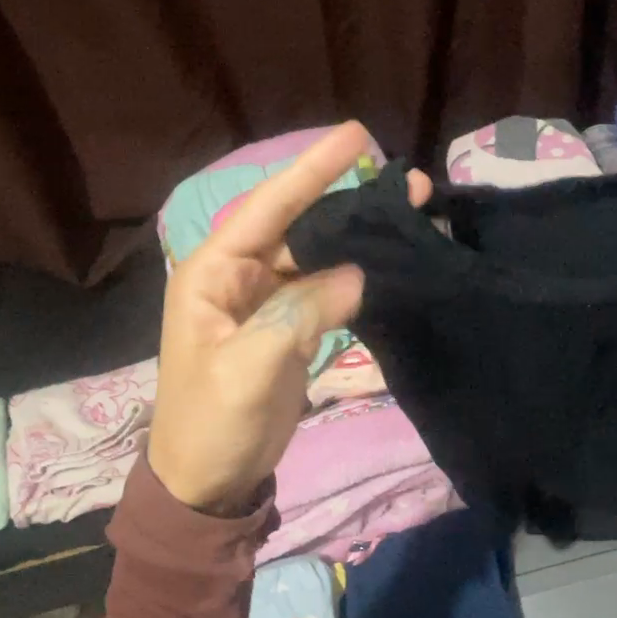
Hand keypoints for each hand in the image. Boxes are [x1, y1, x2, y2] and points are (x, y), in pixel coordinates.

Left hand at [147, 123, 432, 512]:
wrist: (208, 481)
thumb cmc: (213, 423)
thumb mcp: (248, 369)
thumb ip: (298, 314)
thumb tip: (355, 274)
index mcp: (212, 273)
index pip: (267, 207)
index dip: (311, 170)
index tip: (357, 136)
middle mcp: (237, 276)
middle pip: (296, 223)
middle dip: (346, 199)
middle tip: (406, 182)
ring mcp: (264, 302)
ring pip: (315, 255)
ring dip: (356, 236)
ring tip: (408, 215)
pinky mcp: (286, 328)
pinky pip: (323, 289)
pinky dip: (355, 275)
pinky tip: (386, 263)